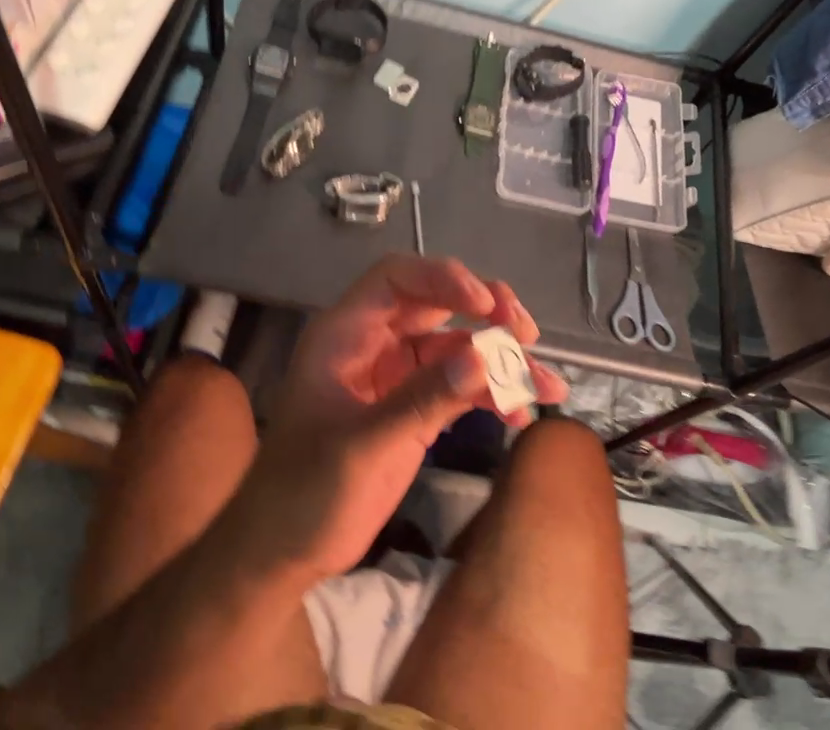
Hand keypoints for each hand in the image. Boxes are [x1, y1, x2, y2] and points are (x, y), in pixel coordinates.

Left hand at [227, 255, 567, 579]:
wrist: (283, 551)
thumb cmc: (304, 492)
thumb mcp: (363, 446)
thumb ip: (422, 400)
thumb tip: (485, 357)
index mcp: (345, 336)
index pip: (396, 280)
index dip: (443, 279)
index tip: (486, 305)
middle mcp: (374, 346)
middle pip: (436, 306)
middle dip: (485, 314)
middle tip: (526, 333)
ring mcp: (397, 378)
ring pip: (457, 349)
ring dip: (502, 362)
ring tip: (546, 385)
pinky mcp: (414, 411)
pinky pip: (461, 388)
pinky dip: (492, 396)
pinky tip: (523, 415)